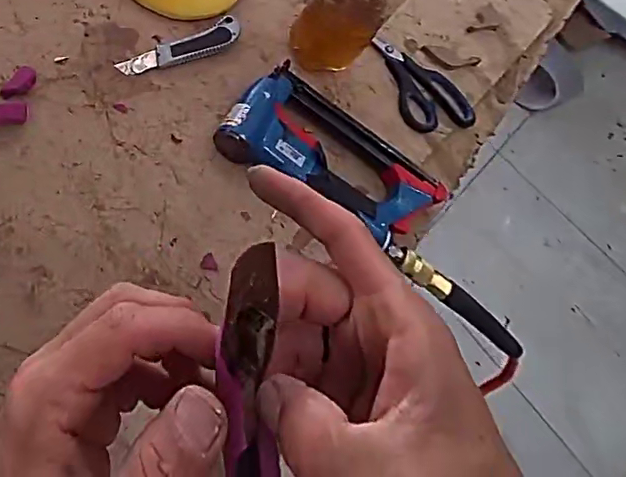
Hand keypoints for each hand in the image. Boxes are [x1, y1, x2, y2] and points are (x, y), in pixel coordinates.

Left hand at [0, 284, 225, 475]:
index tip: (226, 353)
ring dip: (175, 347)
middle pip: (125, 310)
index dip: (179, 326)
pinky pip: (123, 359)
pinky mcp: (71, 399)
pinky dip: (161, 369)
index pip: (123, 324)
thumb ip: (159, 465)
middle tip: (224, 364)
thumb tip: (205, 402)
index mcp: (47, 393)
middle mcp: (47, 372)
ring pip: (127, 328)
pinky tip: (182, 402)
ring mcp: (58, 381)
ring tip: (210, 388)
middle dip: (181, 328)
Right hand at [247, 167, 518, 475]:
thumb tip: (264, 390)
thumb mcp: (376, 466)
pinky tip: (254, 409)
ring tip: (238, 386)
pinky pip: (302, 377)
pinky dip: (274, 389)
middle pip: (309, 290)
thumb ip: (306, 424)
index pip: (344, 238)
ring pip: (299, 335)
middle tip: (227, 348)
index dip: (300, 201)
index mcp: (397, 319)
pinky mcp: (353, 404)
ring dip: (264, 354)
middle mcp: (378, 331)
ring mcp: (363, 368)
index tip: (256, 178)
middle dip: (265, 308)